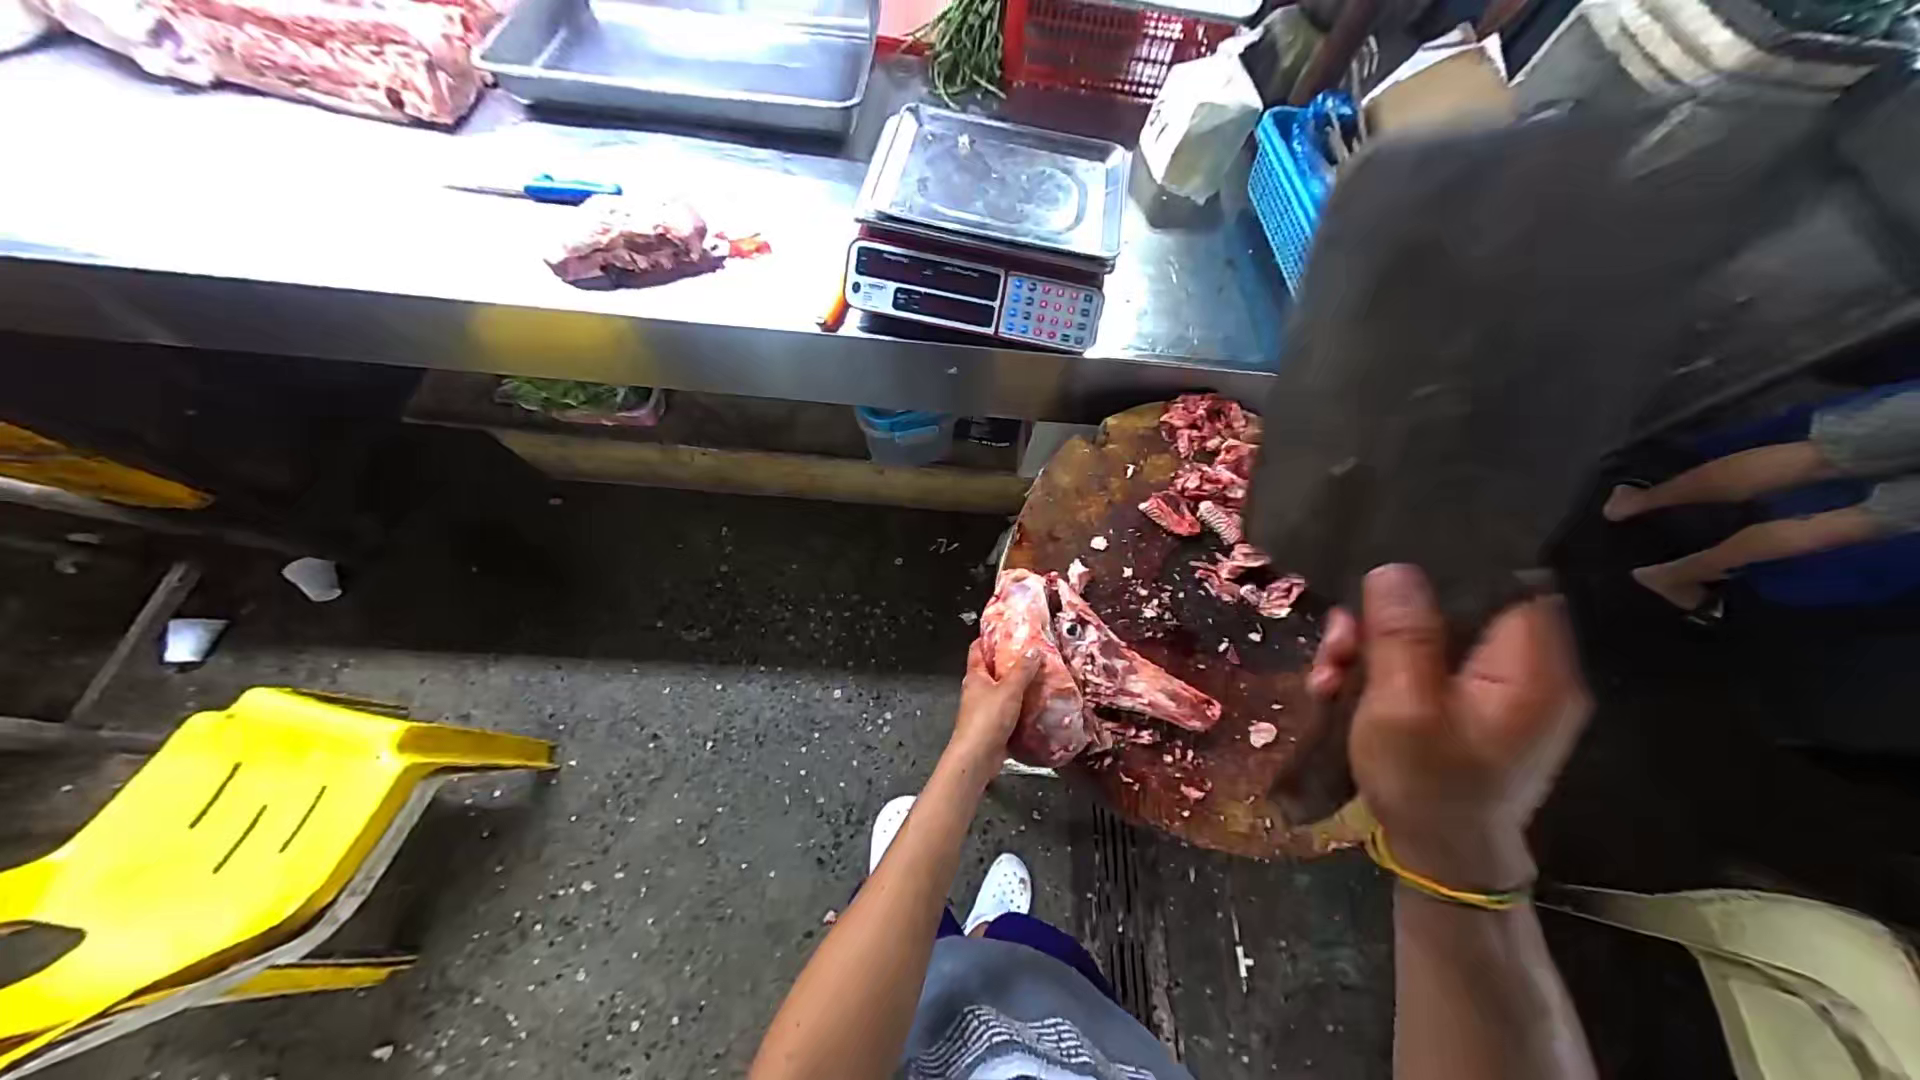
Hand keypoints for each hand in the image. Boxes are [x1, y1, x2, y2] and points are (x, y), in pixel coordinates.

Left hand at [949, 640, 1038, 765]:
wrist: (977, 757)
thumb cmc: (987, 719)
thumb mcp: (1008, 689)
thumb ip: (1022, 670)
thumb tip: (1034, 649)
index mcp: (975, 676)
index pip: (977, 649)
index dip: (988, 638)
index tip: (1006, 630)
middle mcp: (977, 690)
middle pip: (992, 669)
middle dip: (1010, 662)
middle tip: (1032, 654)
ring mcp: (984, 708)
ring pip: (1002, 690)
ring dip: (1018, 685)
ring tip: (1040, 676)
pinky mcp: (993, 725)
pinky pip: (1009, 710)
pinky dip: (1021, 706)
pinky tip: (1037, 704)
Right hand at [1310, 564, 1589, 889]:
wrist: (1439, 857)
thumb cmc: (1426, 784)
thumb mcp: (1401, 706)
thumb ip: (1400, 637)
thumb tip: (1394, 567)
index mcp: (1530, 670)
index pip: (1507, 584)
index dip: (1450, 568)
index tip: (1388, 572)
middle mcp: (1524, 671)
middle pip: (1453, 611)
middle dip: (1384, 621)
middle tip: (1337, 643)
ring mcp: (1494, 689)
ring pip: (1426, 638)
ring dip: (1370, 649)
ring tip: (1328, 675)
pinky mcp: (1465, 704)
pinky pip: (1420, 665)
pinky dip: (1378, 671)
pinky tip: (1339, 687)